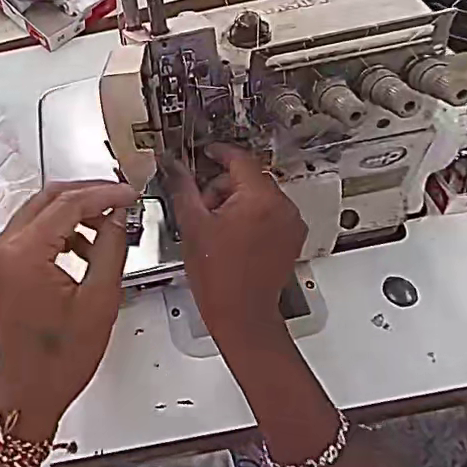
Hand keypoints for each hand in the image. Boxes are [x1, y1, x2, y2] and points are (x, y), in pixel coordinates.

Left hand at [0, 181, 136, 437]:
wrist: (27, 395)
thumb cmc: (56, 361)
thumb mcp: (100, 300)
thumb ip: (111, 248)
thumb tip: (118, 217)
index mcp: (23, 255)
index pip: (68, 203)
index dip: (105, 194)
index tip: (128, 195)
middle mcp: (3, 251)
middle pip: (49, 198)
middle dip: (89, 194)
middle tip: (120, 199)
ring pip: (40, 211)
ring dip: (75, 212)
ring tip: (108, 224)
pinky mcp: (1, 268)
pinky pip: (32, 232)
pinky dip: (61, 230)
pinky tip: (86, 247)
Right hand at [166, 143, 306, 340]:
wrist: (241, 314)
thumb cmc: (220, 279)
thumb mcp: (193, 226)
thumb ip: (183, 188)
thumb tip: (174, 166)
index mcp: (260, 199)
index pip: (240, 159)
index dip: (219, 153)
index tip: (208, 153)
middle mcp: (282, 207)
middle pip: (249, 178)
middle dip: (223, 187)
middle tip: (203, 206)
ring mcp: (290, 222)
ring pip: (260, 195)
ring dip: (238, 201)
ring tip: (217, 228)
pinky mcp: (292, 237)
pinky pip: (271, 213)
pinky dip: (253, 216)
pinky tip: (233, 236)